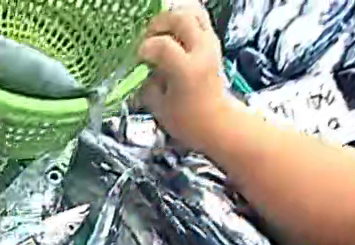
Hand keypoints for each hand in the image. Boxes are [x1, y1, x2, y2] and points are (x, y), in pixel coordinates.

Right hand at [138, 6, 235, 149]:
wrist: (216, 122)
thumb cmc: (187, 122)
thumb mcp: (160, 109)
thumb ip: (149, 87)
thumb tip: (143, 74)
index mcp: (185, 70)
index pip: (162, 46)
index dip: (146, 48)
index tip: (138, 57)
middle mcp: (200, 51)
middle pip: (180, 20)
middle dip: (159, 24)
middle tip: (147, 36)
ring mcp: (209, 44)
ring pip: (193, 13)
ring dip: (174, 17)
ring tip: (161, 30)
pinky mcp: (213, 43)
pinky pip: (199, 20)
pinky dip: (185, 22)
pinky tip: (174, 34)